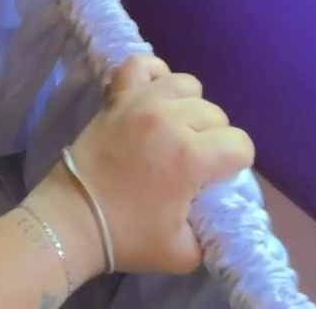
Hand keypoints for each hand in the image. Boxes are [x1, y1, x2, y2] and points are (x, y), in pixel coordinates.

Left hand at [24, 56, 254, 278]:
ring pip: (186, 84)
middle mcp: (169, 119)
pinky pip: (141, 64)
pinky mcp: (118, 95)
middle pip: (215, 114)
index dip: (236, 164)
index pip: (240, 144)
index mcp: (190, 157)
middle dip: (214, 139)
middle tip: (196, 161)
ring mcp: (141, 101)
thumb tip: (218, 203)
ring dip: (190, 106)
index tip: (219, 178)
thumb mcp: (185, 251)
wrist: (75, 217)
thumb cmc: (129, 235)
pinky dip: (154, 73)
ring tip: (177, 129)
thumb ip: (212, 227)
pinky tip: (156, 95)